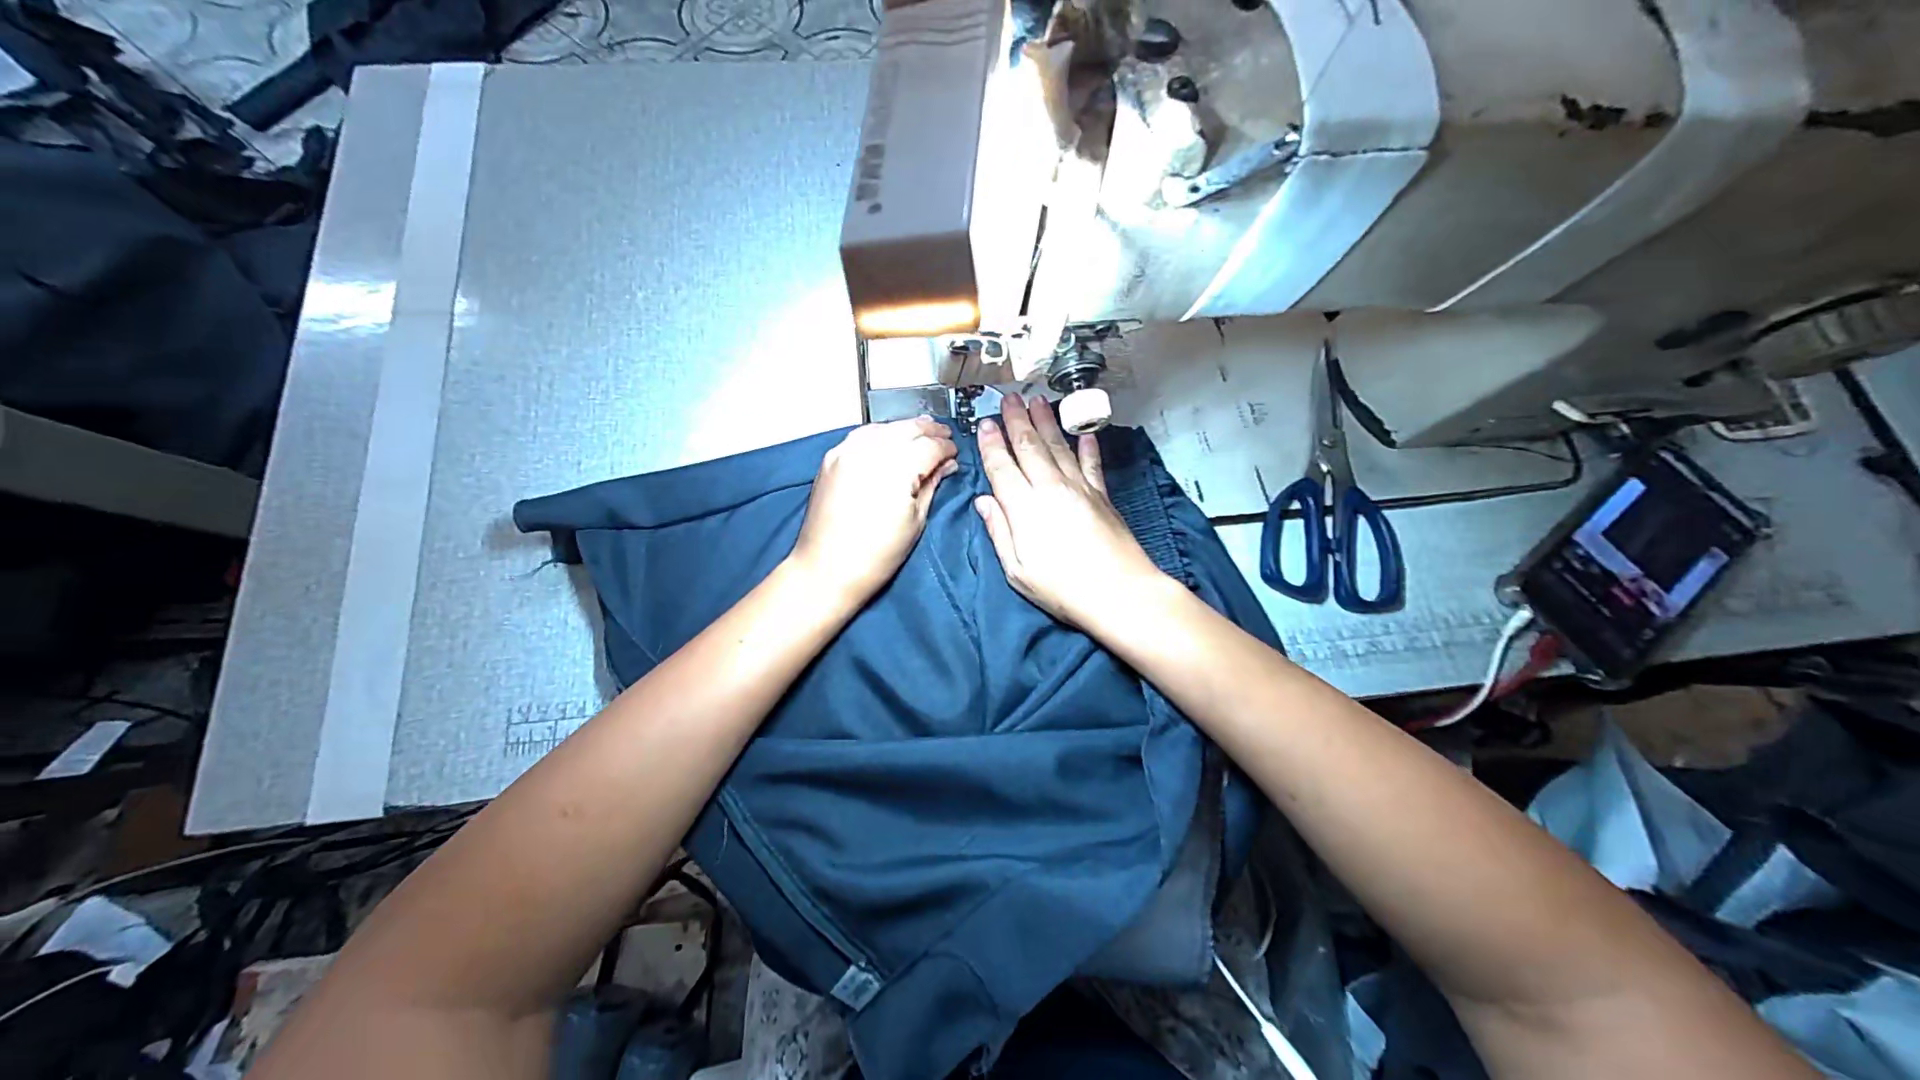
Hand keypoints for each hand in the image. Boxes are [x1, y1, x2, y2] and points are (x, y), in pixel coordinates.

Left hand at [789, 416, 958, 604]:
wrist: (826, 570)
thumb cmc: (873, 557)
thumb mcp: (916, 521)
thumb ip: (931, 484)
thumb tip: (946, 465)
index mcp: (895, 469)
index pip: (929, 445)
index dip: (946, 447)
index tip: (954, 453)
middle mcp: (869, 453)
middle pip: (907, 429)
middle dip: (929, 431)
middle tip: (944, 437)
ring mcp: (847, 452)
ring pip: (885, 427)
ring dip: (906, 429)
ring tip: (921, 435)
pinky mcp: (832, 458)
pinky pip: (862, 435)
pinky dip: (881, 433)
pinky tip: (891, 440)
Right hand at [973, 394, 1174, 630]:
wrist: (1119, 592)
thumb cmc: (1063, 589)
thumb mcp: (1017, 570)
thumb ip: (999, 532)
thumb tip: (984, 502)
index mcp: (1024, 509)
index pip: (1002, 467)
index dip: (991, 444)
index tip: (985, 424)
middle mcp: (1050, 490)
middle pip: (1029, 447)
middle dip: (1017, 420)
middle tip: (1008, 398)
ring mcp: (1079, 489)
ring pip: (1058, 447)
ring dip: (1045, 423)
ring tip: (1037, 402)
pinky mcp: (1101, 495)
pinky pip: (1091, 464)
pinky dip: (1086, 447)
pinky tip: (1083, 434)